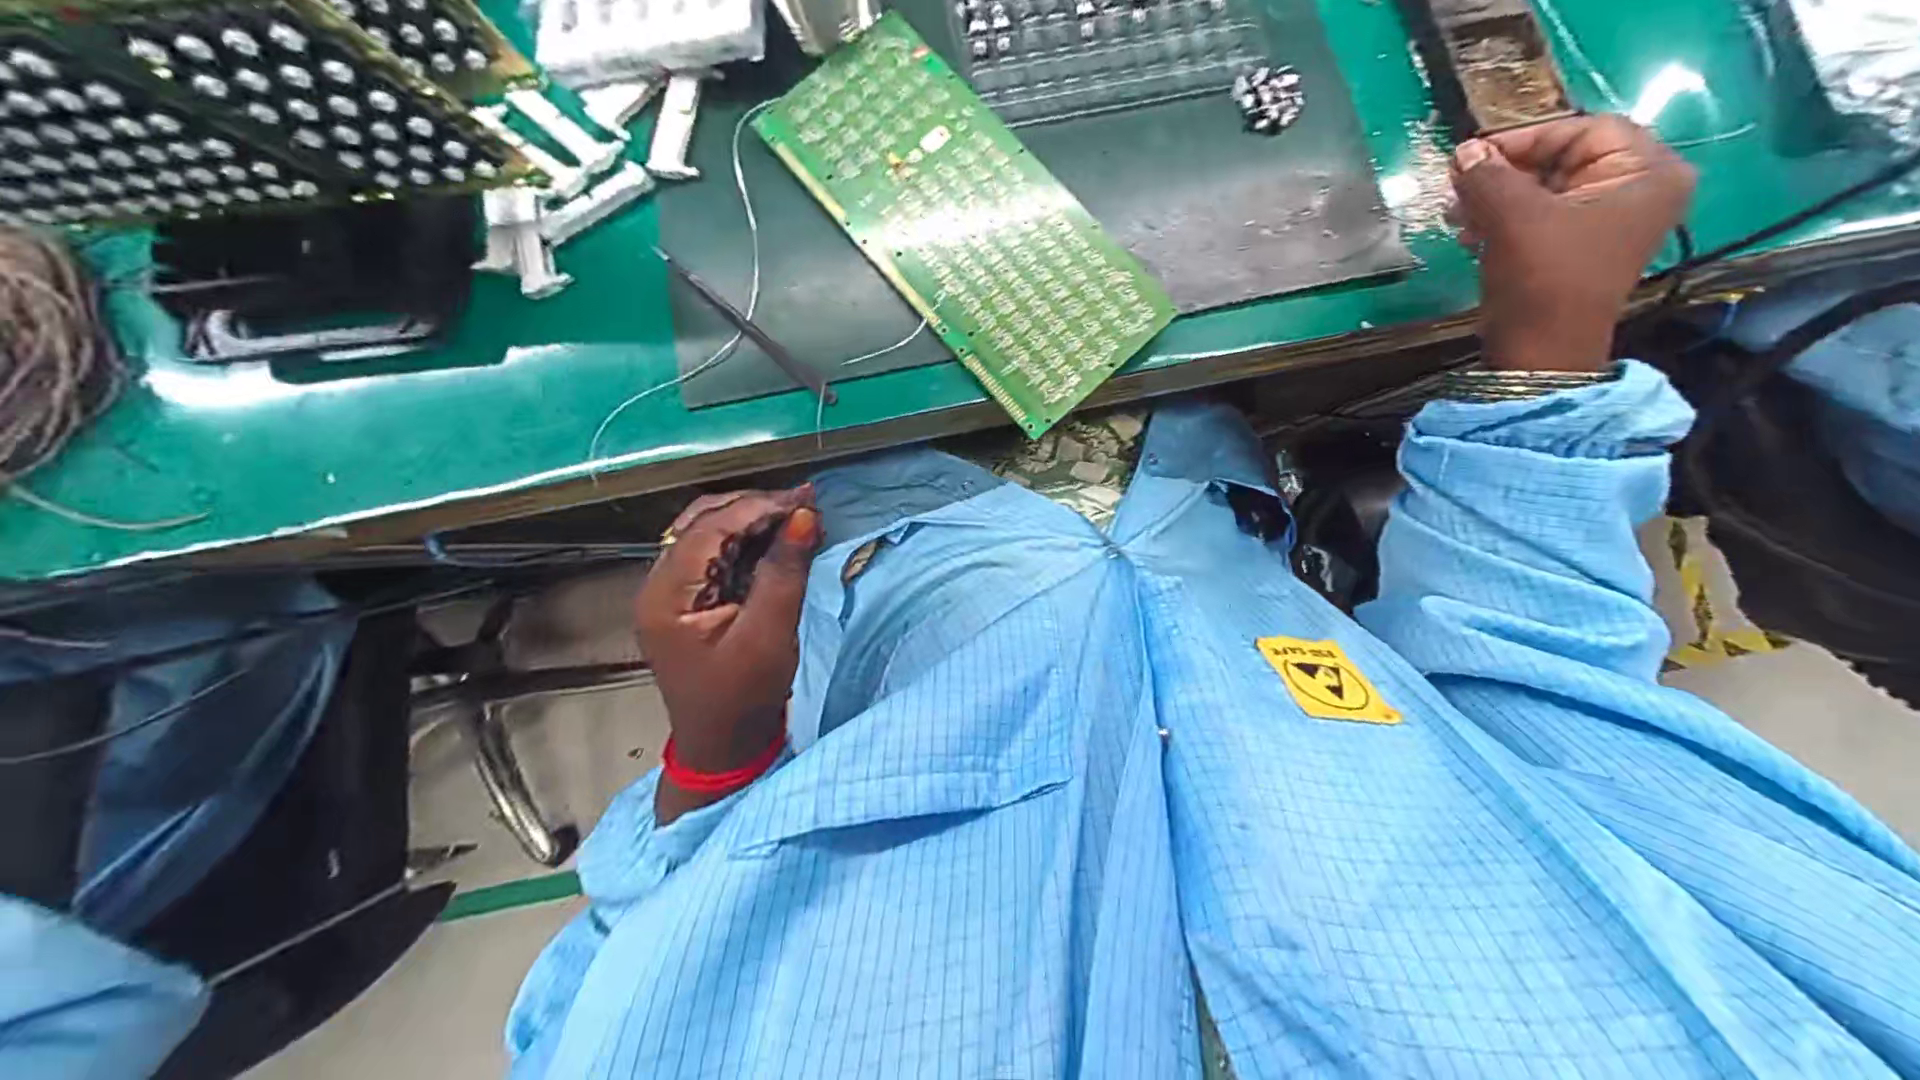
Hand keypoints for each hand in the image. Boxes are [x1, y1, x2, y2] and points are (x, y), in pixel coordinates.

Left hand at [636, 486, 820, 820]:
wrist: (725, 747)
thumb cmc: (743, 697)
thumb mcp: (770, 634)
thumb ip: (785, 571)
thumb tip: (804, 516)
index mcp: (665, 595)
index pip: (708, 529)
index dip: (757, 508)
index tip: (805, 500)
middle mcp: (661, 585)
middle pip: (702, 523)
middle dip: (754, 508)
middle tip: (805, 504)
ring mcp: (675, 592)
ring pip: (711, 535)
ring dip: (754, 522)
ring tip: (799, 516)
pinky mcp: (694, 600)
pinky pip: (719, 556)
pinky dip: (750, 543)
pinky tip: (782, 539)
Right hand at [1451, 115, 1696, 371]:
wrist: (1538, 352)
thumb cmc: (1542, 280)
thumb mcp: (1514, 221)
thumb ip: (1489, 178)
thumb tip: (1465, 150)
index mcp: (1647, 172)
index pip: (1584, 130)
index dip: (1526, 138)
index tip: (1473, 154)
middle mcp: (1635, 190)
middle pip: (1562, 160)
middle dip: (1505, 172)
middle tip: (1459, 185)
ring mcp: (1603, 222)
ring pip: (1543, 190)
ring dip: (1495, 198)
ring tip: (1457, 213)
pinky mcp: (1571, 248)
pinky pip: (1536, 217)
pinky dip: (1501, 219)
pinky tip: (1469, 232)